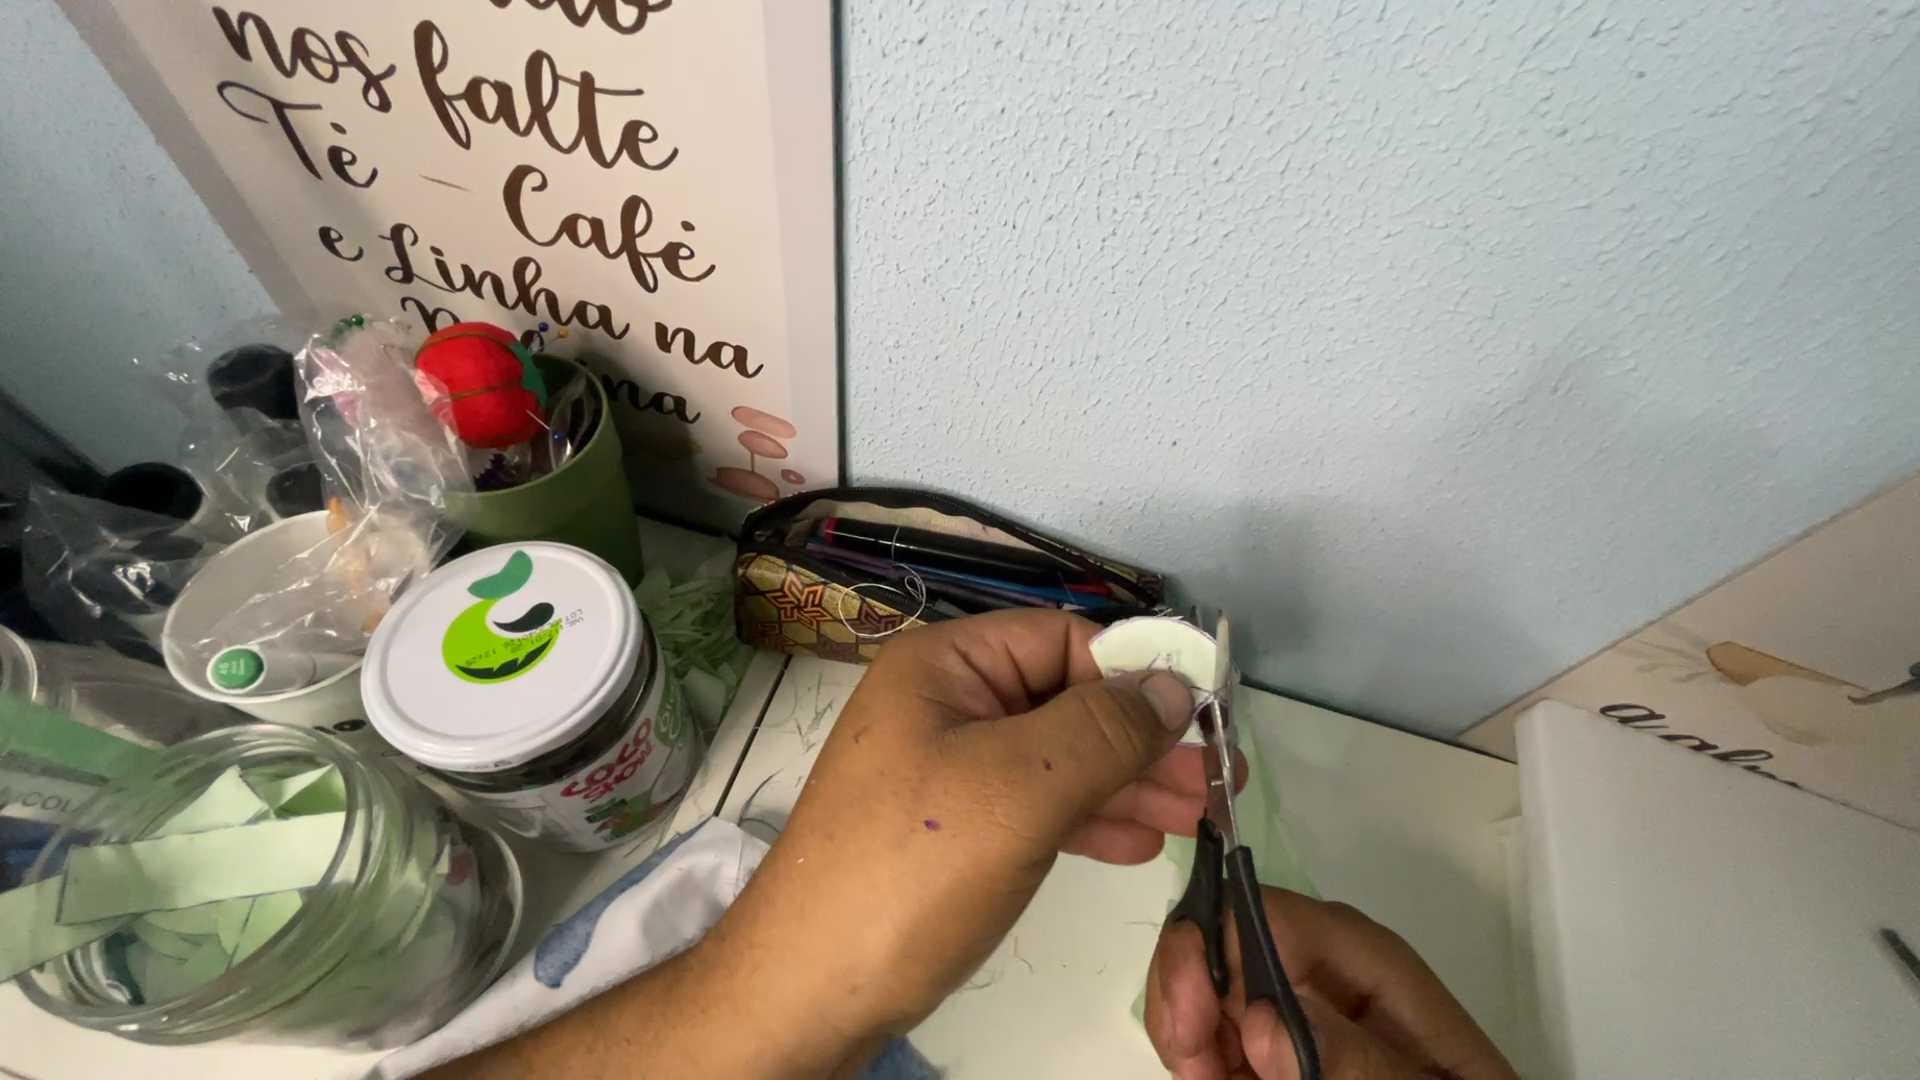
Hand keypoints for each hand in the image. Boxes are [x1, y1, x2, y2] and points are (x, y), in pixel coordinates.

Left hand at [705, 609, 1218, 1068]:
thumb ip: (1102, 730)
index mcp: (946, 666)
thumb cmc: (913, 869)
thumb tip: (1173, 685)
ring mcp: (948, 765)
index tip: (1198, 716)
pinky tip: (1138, 842)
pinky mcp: (955, 823)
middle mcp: (946, 703)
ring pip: (1055, 756)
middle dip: (1138, 740)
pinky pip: (1034, 802)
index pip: (1058, 640)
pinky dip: (1086, 817)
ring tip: (1197, 817)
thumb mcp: (1019, 789)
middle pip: (1062, 700)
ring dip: (1125, 783)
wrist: (811, 992)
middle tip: (1215, 781)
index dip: (1129, 672)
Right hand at [1146, 887, 1518, 1079]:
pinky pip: (1212, 1027)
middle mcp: (1311, 958)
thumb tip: (1259, 1021)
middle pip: (1207, 940)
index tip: (1188, 1033)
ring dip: (1188, 1040)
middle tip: (1195, 1076)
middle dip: (1181, 1000)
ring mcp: (1290, 995)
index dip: (1200, 950)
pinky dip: (1201, 1061)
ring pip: (1197, 984)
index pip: (1249, 908)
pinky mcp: (1278, 1033)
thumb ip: (1355, 1065)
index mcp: (1353, 951)